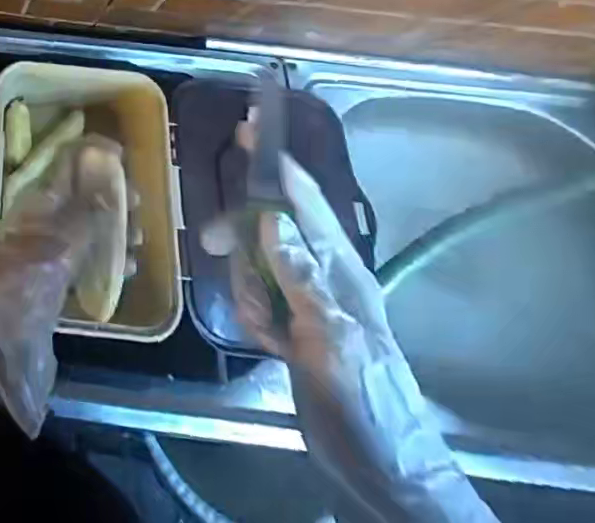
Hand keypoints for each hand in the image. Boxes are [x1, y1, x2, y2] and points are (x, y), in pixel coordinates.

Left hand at [0, 136, 139, 436]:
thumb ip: (89, 213)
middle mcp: (40, 221)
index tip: (122, 160)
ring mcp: (45, 251)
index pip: (66, 168)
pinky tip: (128, 269)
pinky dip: (106, 260)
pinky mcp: (51, 280)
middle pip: (81, 200)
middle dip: (112, 200)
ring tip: (138, 241)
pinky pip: (84, 260)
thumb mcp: (62, 240)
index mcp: (36, 203)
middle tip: (139, 208)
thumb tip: (111, 179)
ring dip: (114, 232)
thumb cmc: (26, 277)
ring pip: (86, 231)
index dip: (93, 160)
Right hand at [223, 155, 495, 522]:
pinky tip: (273, 347)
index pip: (301, 196)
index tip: (250, 123)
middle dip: (239, 241)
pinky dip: (253, 318)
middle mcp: (319, 270)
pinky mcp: (291, 321)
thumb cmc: (367, 403)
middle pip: (263, 225)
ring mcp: (303, 296)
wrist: (382, 470)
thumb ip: (300, 275)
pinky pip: (253, 298)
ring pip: (252, 264)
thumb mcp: (333, 338)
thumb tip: (271, 217)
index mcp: (338, 266)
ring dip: (249, 295)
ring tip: (274, 336)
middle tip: (213, 247)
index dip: (275, 159)